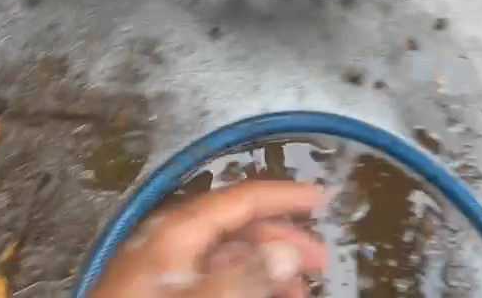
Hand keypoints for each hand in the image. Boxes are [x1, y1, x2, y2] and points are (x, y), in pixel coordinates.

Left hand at [88, 181, 326, 297]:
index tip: (320, 195)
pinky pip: (212, 274)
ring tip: (298, 290)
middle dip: (282, 237)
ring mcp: (165, 264)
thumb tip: (284, 251)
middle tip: (318, 258)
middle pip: (238, 224)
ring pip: (228, 253)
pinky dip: (242, 281)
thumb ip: (241, 274)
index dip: (284, 194)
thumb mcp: (194, 296)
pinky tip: (262, 295)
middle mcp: (172, 237)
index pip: (241, 197)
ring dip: (265, 266)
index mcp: (177, 228)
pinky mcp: (162, 285)